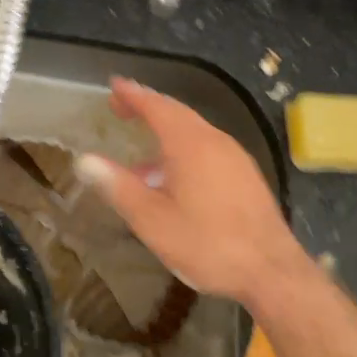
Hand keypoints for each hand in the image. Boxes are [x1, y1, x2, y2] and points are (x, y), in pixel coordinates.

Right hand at [73, 77, 313, 306]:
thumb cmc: (208, 244)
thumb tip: (84, 160)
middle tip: (122, 109)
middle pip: (177, 114)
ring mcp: (235, 157)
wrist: (272, 270)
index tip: (114, 86)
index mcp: (190, 144)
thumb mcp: (153, 220)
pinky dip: (184, 151)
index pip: (156, 106)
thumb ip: (118, 187)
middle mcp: (214, 141)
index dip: (133, 95)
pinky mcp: (246, 176)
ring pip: (194, 133)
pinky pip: (208, 150)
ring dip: (166, 134)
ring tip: (141, 157)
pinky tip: (174, 182)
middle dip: (148, 109)